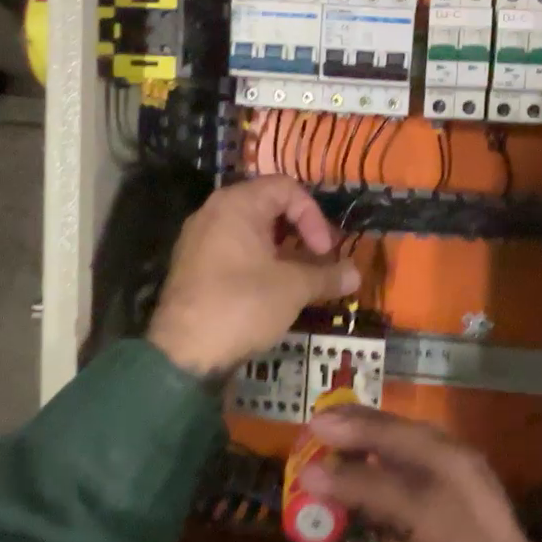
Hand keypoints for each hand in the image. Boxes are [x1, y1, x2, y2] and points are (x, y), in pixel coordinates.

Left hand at [146, 175, 359, 376]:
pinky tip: (273, 291)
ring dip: (281, 250)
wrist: (184, 352)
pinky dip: (258, 263)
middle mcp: (213, 212)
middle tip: (320, 261)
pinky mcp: (193, 266)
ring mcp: (199, 239)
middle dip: (300, 233)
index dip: (313, 216)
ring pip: (251, 232)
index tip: (325, 251)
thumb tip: (357, 274)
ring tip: (301, 279)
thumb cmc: (242, 305)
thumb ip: (327, 276)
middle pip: (268, 207)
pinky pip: (233, 251)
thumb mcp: (293, 289)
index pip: (286, 188)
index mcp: (237, 204)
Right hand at [293, 408, 541, 541]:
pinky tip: (380, 479)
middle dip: (387, 434)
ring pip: (468, 470)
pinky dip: (423, 475)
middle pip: (457, 465)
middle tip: (324, 422)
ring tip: (346, 433)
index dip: (365, 483)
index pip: (428, 510)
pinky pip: (471, 497)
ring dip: (406, 442)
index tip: (309, 475)